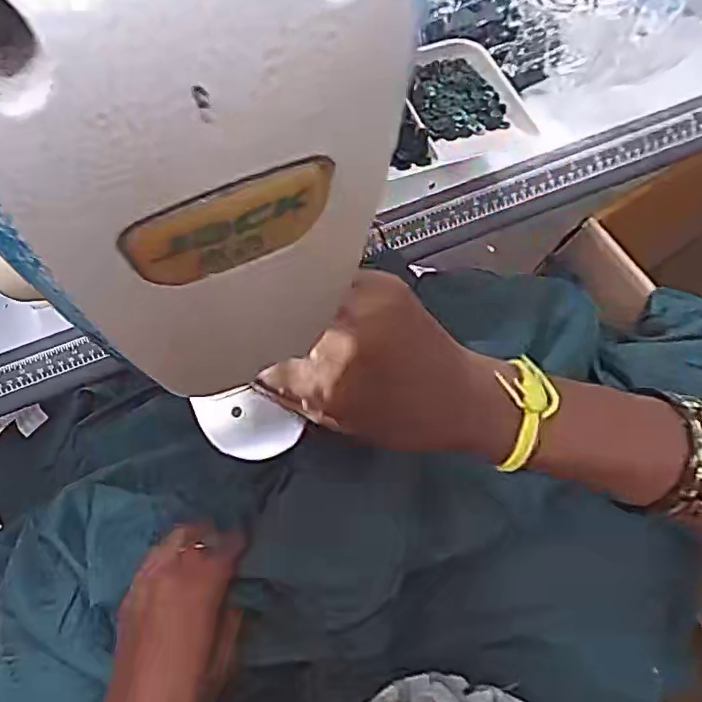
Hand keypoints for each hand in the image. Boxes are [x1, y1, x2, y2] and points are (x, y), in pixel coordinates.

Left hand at [100, 523, 246, 701]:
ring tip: (203, 554)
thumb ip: (231, 618)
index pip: (221, 549)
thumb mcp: (224, 660)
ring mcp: (142, 583)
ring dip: (188, 542)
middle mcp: (166, 575)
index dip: (237, 543)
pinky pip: (151, 560)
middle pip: (190, 536)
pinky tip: (177, 573)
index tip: (248, 543)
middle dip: (211, 535)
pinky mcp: (128, 596)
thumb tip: (235, 594)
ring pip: (168, 543)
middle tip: (227, 545)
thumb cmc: (187, 697)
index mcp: (196, 588)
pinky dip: (168, 556)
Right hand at [257, 270, 517, 460]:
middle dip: (263, 319)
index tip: (239, 351)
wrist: (462, 396)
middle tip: (253, 325)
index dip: (246, 352)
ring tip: (286, 310)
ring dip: (293, 300)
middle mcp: (344, 332)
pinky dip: (321, 292)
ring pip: (305, 289)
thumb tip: (250, 365)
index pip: (263, 355)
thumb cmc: (400, 420)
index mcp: (329, 378)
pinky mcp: (382, 282)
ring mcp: (365, 300)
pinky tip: (321, 302)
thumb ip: (286, 389)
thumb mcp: (333, 418)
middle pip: (280, 312)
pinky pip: (332, 281)